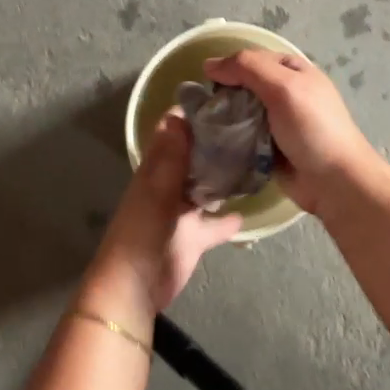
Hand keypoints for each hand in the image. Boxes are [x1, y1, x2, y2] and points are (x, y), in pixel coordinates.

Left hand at [78, 113, 240, 322]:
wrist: (135, 288)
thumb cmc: (141, 235)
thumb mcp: (156, 192)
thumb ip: (170, 157)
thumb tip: (178, 113)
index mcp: (154, 171)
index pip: (173, 135)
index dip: (192, 117)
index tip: (222, 100)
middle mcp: (168, 186)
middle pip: (193, 159)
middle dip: (214, 144)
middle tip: (249, 126)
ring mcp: (182, 213)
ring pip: (205, 188)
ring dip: (223, 176)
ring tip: (254, 158)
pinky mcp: (195, 239)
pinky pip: (215, 225)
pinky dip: (228, 218)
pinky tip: (248, 210)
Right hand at [204, 49, 377, 216]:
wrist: (335, 183)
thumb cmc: (312, 128)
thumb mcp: (284, 87)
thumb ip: (249, 68)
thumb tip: (209, 64)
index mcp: (293, 71)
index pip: (253, 59)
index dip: (229, 66)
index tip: (205, 82)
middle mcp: (285, 93)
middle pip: (244, 86)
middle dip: (223, 95)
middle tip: (200, 108)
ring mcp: (277, 122)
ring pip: (241, 112)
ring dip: (224, 118)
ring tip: (200, 127)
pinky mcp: (269, 148)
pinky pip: (242, 137)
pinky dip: (229, 139)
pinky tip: (212, 143)